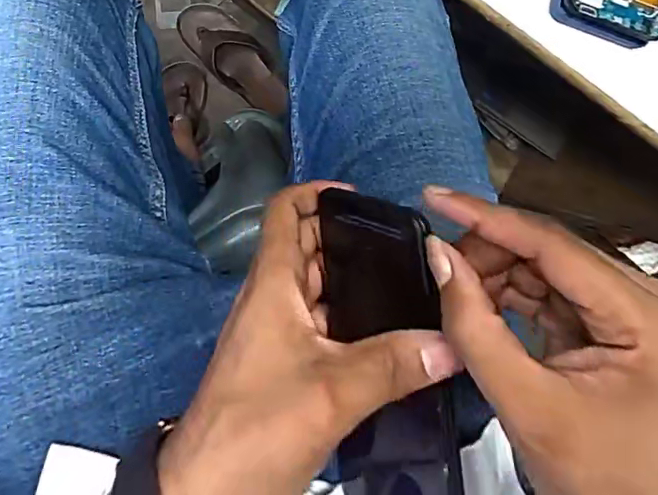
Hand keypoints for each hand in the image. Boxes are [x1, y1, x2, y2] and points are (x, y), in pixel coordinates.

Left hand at [158, 182, 461, 494]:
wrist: (208, 491)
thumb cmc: (258, 424)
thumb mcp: (332, 391)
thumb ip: (392, 364)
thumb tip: (449, 343)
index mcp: (272, 281)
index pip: (285, 211)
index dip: (315, 192)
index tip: (356, 198)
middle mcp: (271, 296)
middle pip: (305, 244)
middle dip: (344, 235)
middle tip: (396, 245)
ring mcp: (274, 330)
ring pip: (312, 283)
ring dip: (347, 277)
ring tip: (397, 281)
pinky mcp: (280, 362)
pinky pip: (316, 320)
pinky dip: (344, 315)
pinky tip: (380, 332)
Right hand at [424, 187, 657, 494]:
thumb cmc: (599, 484)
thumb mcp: (527, 406)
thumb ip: (474, 325)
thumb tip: (438, 252)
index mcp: (648, 321)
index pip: (554, 245)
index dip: (487, 217)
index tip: (436, 196)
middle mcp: (650, 304)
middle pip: (551, 250)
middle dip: (491, 253)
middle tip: (445, 268)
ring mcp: (636, 313)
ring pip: (547, 264)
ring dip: (499, 272)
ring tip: (463, 294)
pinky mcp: (616, 326)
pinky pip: (554, 289)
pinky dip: (514, 292)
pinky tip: (486, 303)